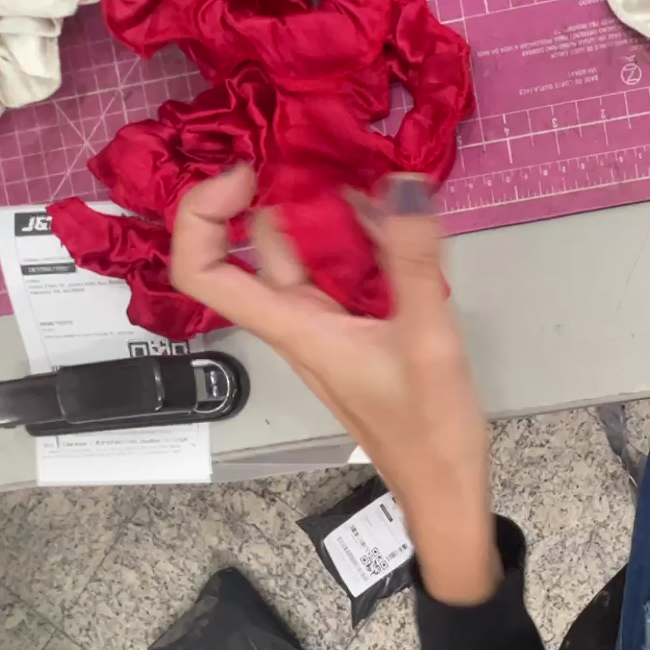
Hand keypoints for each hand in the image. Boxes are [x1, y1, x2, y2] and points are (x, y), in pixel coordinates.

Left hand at [169, 168, 500, 604]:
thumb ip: (414, 263)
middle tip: (332, 160)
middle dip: (287, 197)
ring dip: (333, 221)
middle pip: (262, 251)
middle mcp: (303, 326)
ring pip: (312, 263)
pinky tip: (403, 236)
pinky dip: (367, 250)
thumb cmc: (429, 431)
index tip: (251, 173)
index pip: (204, 267)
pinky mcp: (363, 342)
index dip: (204, 212)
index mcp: (296, 329)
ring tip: (378, 186)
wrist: (446, 490)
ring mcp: (334, 334)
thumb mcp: (427, 342)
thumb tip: (404, 183)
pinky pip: (350, 283)